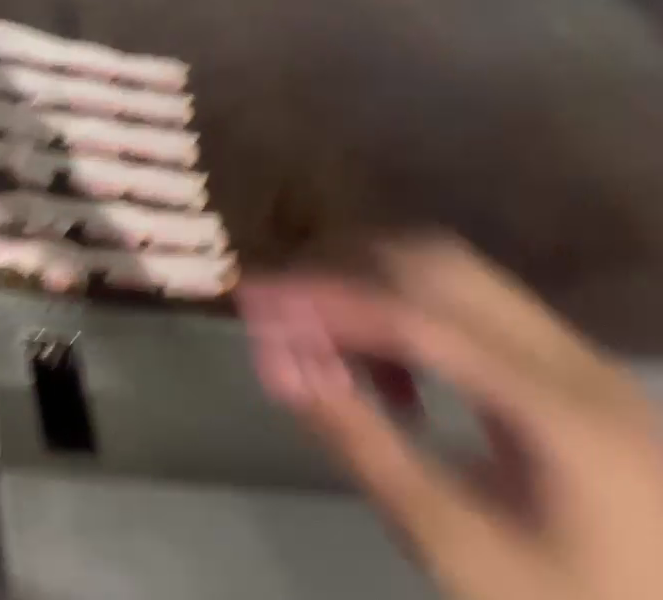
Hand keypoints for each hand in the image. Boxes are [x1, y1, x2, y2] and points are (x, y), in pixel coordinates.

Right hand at [239, 236, 662, 599]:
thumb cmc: (563, 596)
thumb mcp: (451, 539)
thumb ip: (359, 441)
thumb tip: (275, 362)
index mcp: (560, 409)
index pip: (413, 316)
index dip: (320, 300)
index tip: (247, 299)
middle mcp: (578, 364)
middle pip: (436, 266)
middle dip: (341, 273)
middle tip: (280, 310)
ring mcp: (584, 364)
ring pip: (454, 277)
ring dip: (372, 293)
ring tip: (328, 349)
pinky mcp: (574, 376)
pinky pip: (476, 309)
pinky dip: (408, 316)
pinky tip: (390, 377)